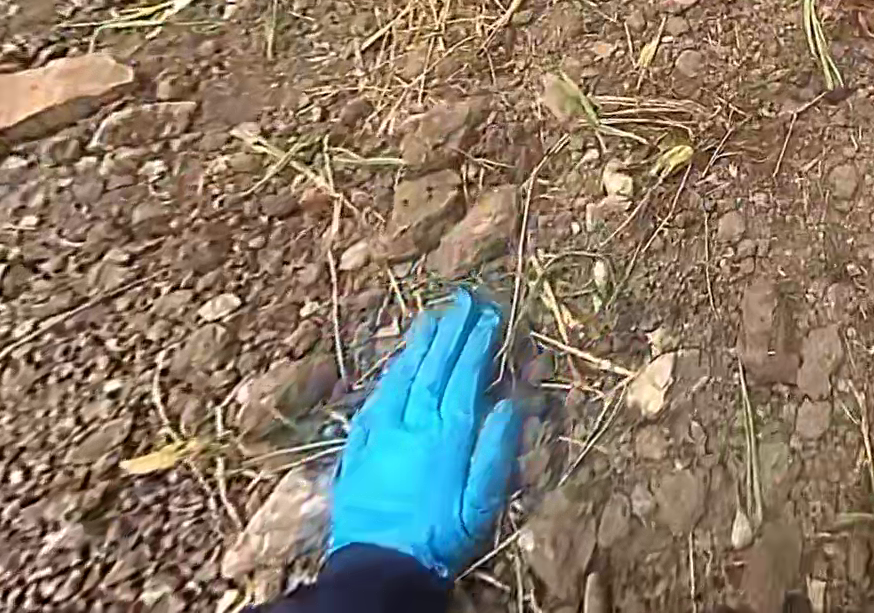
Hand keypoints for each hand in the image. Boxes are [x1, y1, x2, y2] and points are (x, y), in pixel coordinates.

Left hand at [330, 290, 521, 577]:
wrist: (377, 573)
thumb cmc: (444, 532)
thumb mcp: (484, 496)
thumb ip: (497, 446)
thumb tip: (513, 399)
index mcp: (447, 433)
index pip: (465, 375)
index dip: (478, 342)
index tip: (490, 314)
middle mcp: (413, 427)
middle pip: (433, 368)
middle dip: (451, 331)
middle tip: (463, 300)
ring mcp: (381, 437)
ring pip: (401, 379)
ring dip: (419, 345)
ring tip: (432, 316)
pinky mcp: (359, 452)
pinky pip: (374, 404)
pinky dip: (389, 376)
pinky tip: (397, 362)